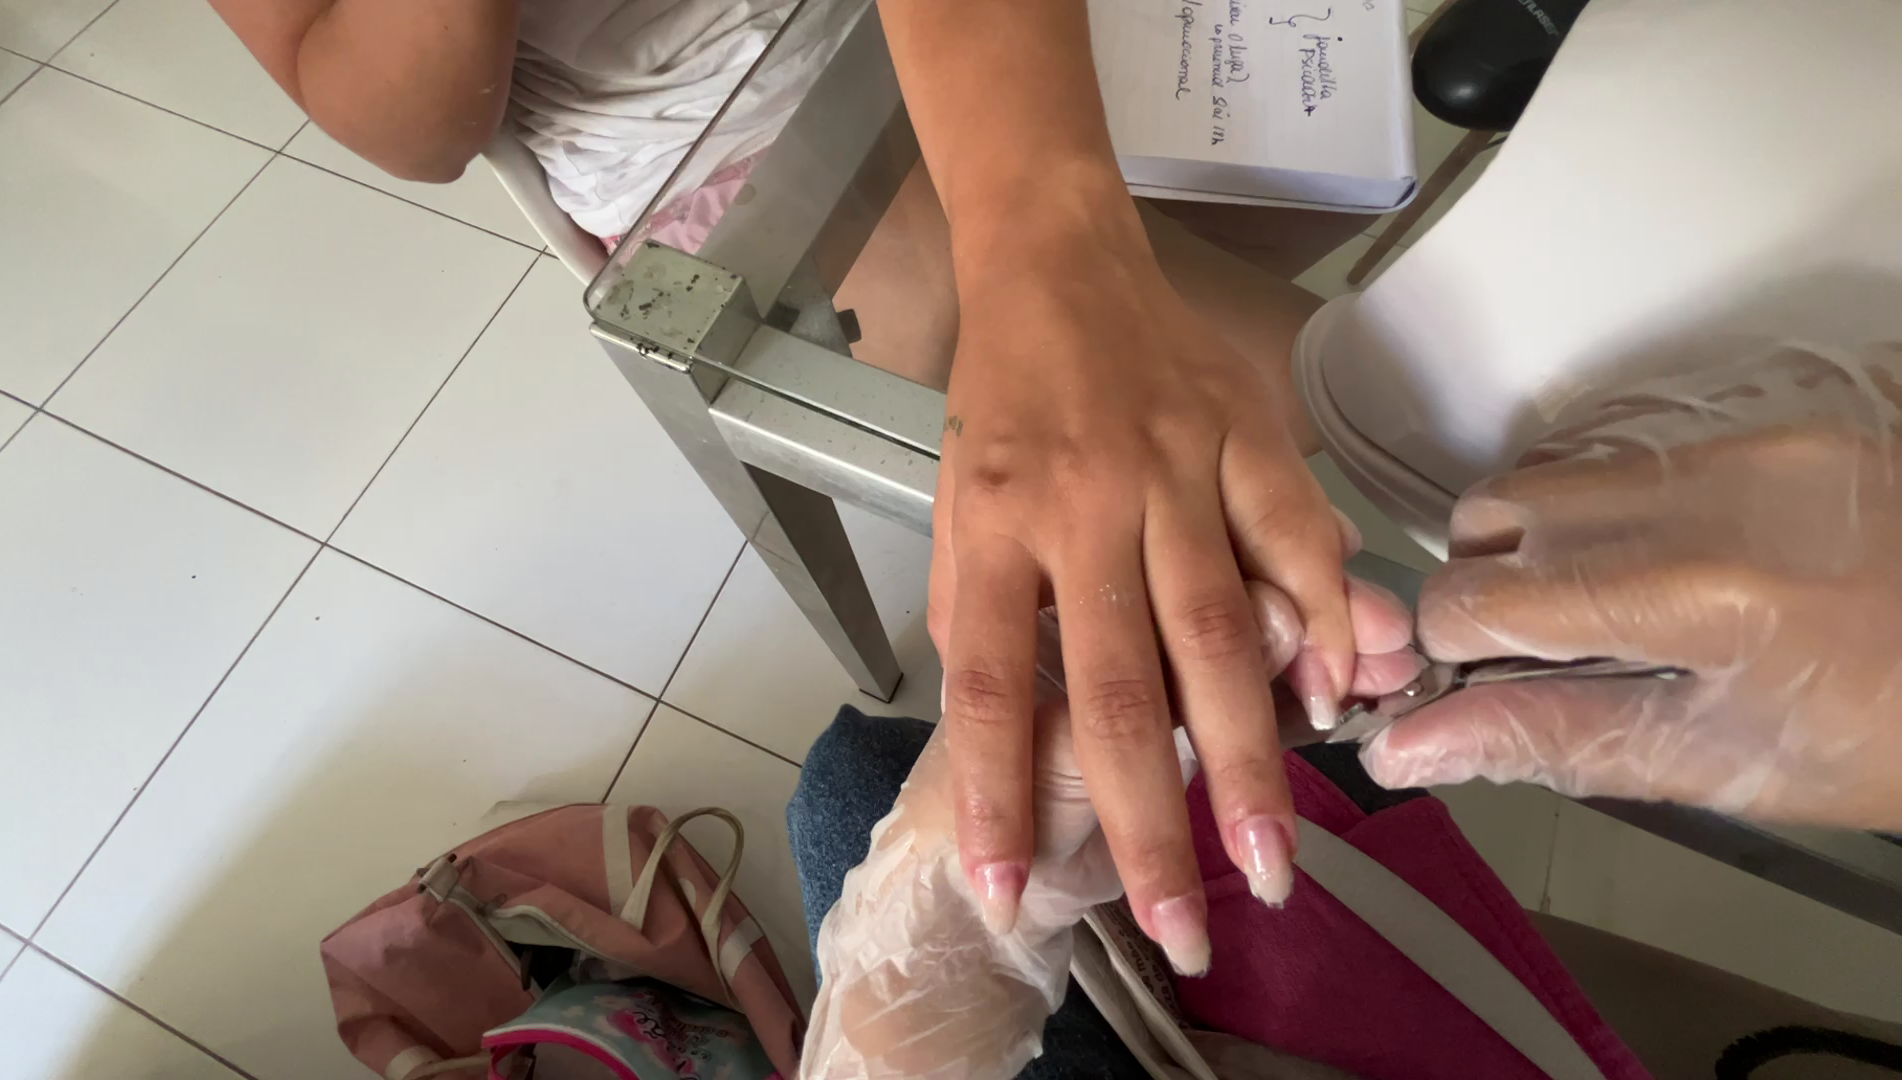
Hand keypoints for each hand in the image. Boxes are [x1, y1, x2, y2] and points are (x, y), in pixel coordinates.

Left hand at [929, 196, 1356, 972]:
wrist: (1057, 269)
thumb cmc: (996, 395)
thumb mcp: (953, 501)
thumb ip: (980, 608)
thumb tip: (1023, 717)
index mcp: (997, 523)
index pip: (993, 684)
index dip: (998, 794)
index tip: (1007, 888)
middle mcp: (1089, 506)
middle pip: (1124, 685)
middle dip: (1151, 818)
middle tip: (1184, 925)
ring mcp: (1180, 470)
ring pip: (1223, 633)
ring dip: (1253, 755)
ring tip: (1271, 858)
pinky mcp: (1248, 437)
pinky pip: (1301, 544)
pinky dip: (1325, 629)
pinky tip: (1337, 704)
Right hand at [1360, 347, 1901, 830]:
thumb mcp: (1723, 764)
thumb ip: (1542, 743)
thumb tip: (1397, 752)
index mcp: (1694, 597)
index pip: (1468, 602)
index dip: (1457, 648)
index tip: (1500, 678)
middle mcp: (1701, 493)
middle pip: (1481, 519)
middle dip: (1484, 586)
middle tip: (1551, 641)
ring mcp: (1736, 442)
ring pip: (1532, 480)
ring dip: (1526, 541)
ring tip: (1597, 595)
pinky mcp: (1760, 420)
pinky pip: (1601, 460)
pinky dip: (1588, 513)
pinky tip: (1656, 557)